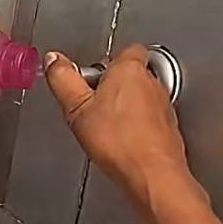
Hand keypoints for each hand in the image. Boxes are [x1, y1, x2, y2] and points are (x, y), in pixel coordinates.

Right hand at [46, 45, 203, 211]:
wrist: (152, 174)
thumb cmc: (120, 141)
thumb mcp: (77, 108)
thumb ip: (63, 80)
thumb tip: (54, 60)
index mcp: (129, 69)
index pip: (124, 49)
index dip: (106, 61)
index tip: (89, 77)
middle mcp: (151, 82)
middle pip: (130, 74)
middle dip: (111, 86)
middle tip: (91, 104)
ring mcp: (162, 105)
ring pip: (139, 97)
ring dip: (123, 108)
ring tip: (105, 127)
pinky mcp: (168, 127)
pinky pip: (148, 119)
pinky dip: (135, 126)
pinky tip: (121, 142)